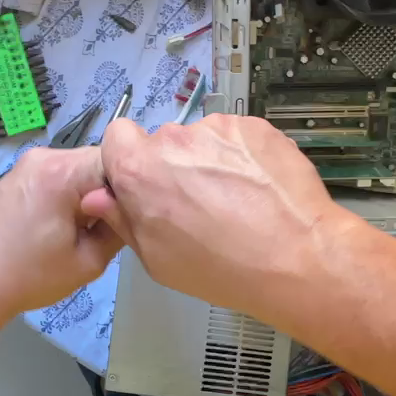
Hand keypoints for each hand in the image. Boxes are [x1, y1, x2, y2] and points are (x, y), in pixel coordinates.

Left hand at [0, 146, 122, 318]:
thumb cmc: (28, 277)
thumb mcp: (88, 262)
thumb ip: (119, 230)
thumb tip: (133, 213)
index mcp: (64, 172)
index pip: (120, 162)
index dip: (135, 188)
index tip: (136, 216)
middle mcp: (46, 156)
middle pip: (100, 161)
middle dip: (113, 190)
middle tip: (116, 227)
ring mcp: (29, 163)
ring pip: (81, 168)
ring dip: (93, 192)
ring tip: (90, 229)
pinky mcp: (19, 175)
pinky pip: (60, 175)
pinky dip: (72, 194)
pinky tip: (68, 224)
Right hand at [81, 115, 358, 324]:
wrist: (296, 257)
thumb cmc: (221, 268)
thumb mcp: (156, 259)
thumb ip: (124, 220)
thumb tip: (100, 197)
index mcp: (140, 170)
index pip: (117, 138)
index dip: (128, 160)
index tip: (145, 186)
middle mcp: (174, 139)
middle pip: (163, 143)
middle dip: (173, 167)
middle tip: (197, 206)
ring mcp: (218, 128)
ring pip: (203, 141)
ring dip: (210, 163)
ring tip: (236, 203)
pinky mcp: (255, 127)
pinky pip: (237, 139)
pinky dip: (242, 159)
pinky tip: (258, 192)